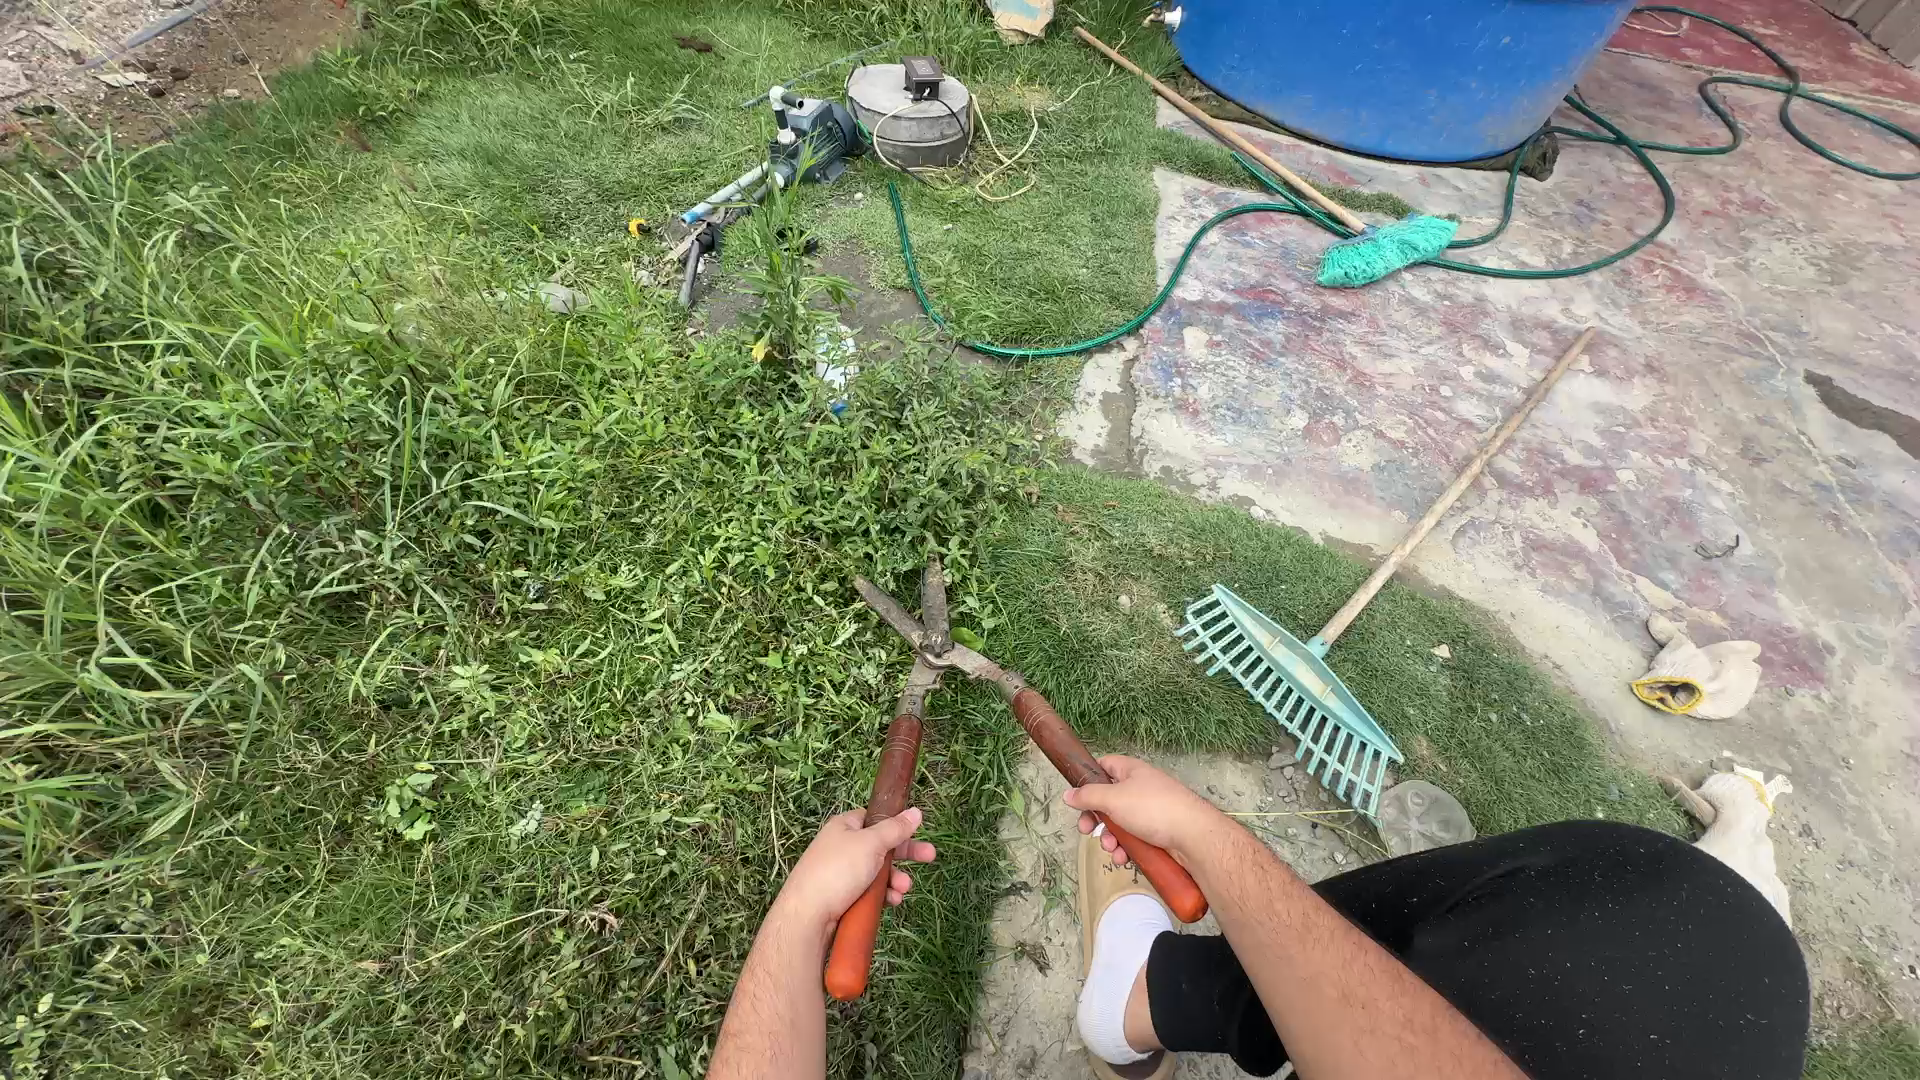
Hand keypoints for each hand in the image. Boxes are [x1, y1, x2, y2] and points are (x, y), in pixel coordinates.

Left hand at [771, 807, 936, 933]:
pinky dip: (883, 895)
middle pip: (880, 846)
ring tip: (904, 889)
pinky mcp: (842, 897)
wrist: (807, 917)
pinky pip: (869, 891)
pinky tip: (892, 901)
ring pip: (877, 872)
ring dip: (895, 878)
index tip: (915, 831)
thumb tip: (916, 811)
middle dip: (905, 854)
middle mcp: (842, 847)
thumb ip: (895, 828)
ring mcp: (841, 874)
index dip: (895, 825)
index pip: (874, 818)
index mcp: (844, 826)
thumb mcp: (871, 843)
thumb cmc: (838, 871)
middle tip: (930, 857)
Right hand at [1062, 755, 1219, 864]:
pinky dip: (1126, 848)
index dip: (1088, 779)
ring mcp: (1150, 811)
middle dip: (1096, 818)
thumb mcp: (1113, 799)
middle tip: (1086, 830)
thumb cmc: (1152, 809)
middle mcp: (1140, 787)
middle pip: (1108, 799)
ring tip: (1112, 849)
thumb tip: (1067, 794)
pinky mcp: (1158, 832)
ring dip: (1110, 838)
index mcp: (1131, 770)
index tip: (1078, 797)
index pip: (1103, 766)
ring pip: (1120, 822)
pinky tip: (1124, 858)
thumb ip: (1087, 796)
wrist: (1194, 837)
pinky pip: (1134, 838)